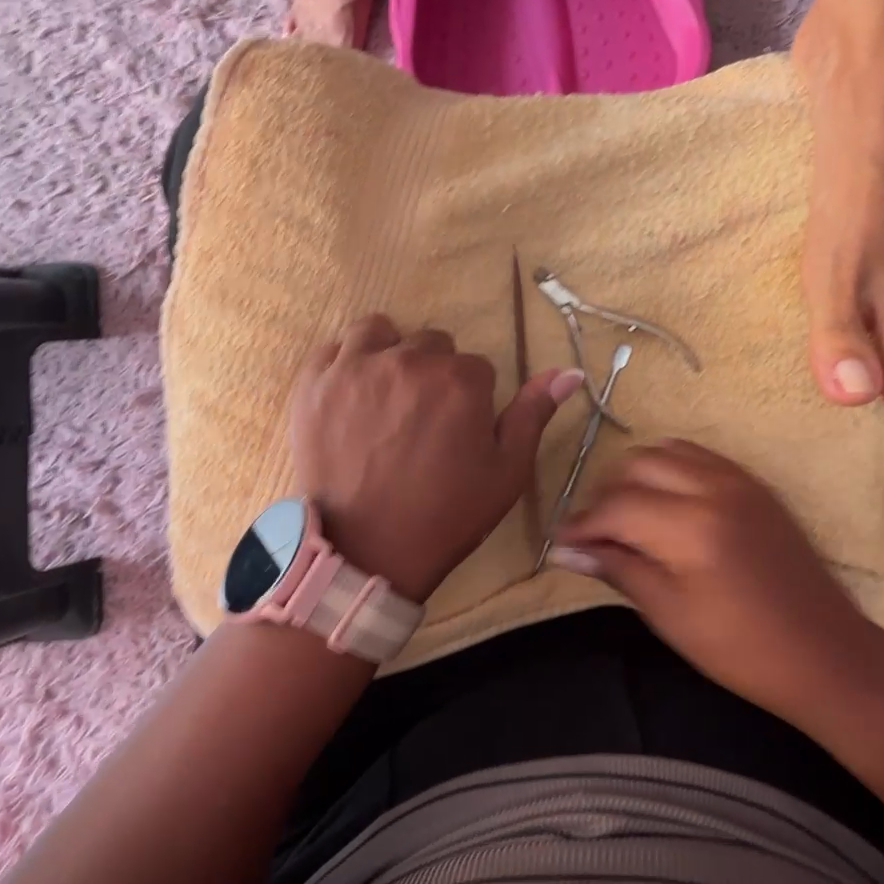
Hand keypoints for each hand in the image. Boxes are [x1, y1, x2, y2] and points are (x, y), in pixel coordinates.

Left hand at [291, 314, 582, 602]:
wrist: (366, 552)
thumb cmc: (446, 515)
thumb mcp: (506, 472)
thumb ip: (534, 413)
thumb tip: (568, 371)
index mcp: (462, 381)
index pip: (476, 367)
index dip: (471, 400)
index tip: (457, 433)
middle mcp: (410, 361)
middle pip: (432, 345)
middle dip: (434, 375)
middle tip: (421, 422)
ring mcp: (358, 367)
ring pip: (384, 332)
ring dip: (391, 353)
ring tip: (387, 396)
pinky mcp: (315, 382)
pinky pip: (337, 344)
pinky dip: (349, 360)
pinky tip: (354, 392)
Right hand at [548, 439, 882, 721]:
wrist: (823, 653)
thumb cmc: (740, 648)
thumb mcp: (668, 614)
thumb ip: (617, 569)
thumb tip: (566, 548)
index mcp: (690, 526)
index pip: (616, 505)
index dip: (582, 523)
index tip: (561, 543)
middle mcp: (713, 487)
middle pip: (637, 464)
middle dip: (607, 494)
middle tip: (596, 533)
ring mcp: (738, 480)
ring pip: (667, 451)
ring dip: (638, 476)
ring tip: (629, 517)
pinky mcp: (755, 485)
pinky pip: (699, 456)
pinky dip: (672, 470)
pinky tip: (667, 505)